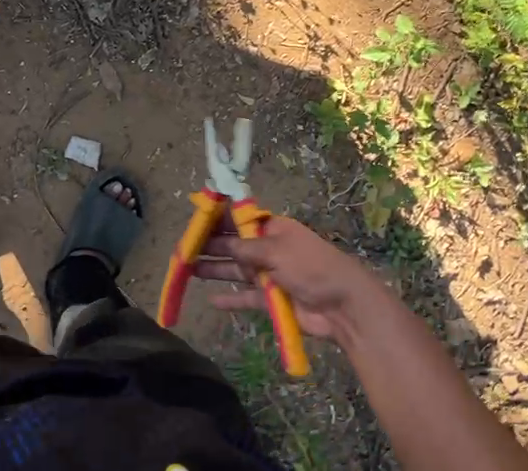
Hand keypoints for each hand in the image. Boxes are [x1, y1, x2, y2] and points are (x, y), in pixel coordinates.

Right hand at [195, 216, 389, 342]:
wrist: (344, 307)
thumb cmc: (311, 267)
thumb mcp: (276, 250)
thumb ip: (245, 249)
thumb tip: (222, 244)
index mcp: (272, 229)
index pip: (239, 219)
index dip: (218, 219)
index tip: (195, 219)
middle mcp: (268, 249)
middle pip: (233, 245)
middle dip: (209, 246)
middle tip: (183, 248)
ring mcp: (269, 275)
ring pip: (235, 270)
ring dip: (214, 269)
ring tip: (187, 269)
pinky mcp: (271, 300)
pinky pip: (245, 298)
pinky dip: (230, 299)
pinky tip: (211, 300)